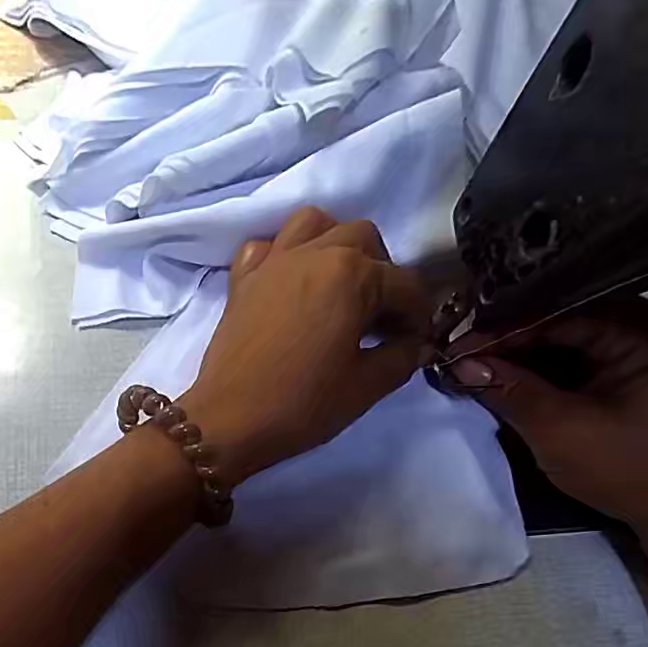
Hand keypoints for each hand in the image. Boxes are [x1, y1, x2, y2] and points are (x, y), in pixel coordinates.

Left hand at [181, 207, 431, 483]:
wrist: (229, 422)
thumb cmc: (302, 406)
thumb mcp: (365, 387)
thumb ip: (402, 357)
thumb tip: (417, 344)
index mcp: (351, 275)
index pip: (405, 285)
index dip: (418, 316)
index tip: (416, 343)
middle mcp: (313, 253)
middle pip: (364, 240)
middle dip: (383, 274)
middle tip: (380, 318)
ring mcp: (272, 261)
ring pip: (315, 224)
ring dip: (336, 245)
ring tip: (339, 286)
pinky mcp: (242, 279)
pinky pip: (267, 246)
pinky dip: (284, 254)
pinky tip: (291, 285)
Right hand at [445, 300, 647, 537]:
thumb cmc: (631, 470)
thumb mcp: (559, 430)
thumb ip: (509, 391)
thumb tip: (461, 364)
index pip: (561, 314)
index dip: (504, 332)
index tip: (459, 349)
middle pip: (572, 323)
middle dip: (516, 343)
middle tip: (468, 357)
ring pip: (581, 344)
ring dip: (533, 359)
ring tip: (486, 369)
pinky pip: (594, 363)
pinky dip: (556, 373)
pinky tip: (522, 381)